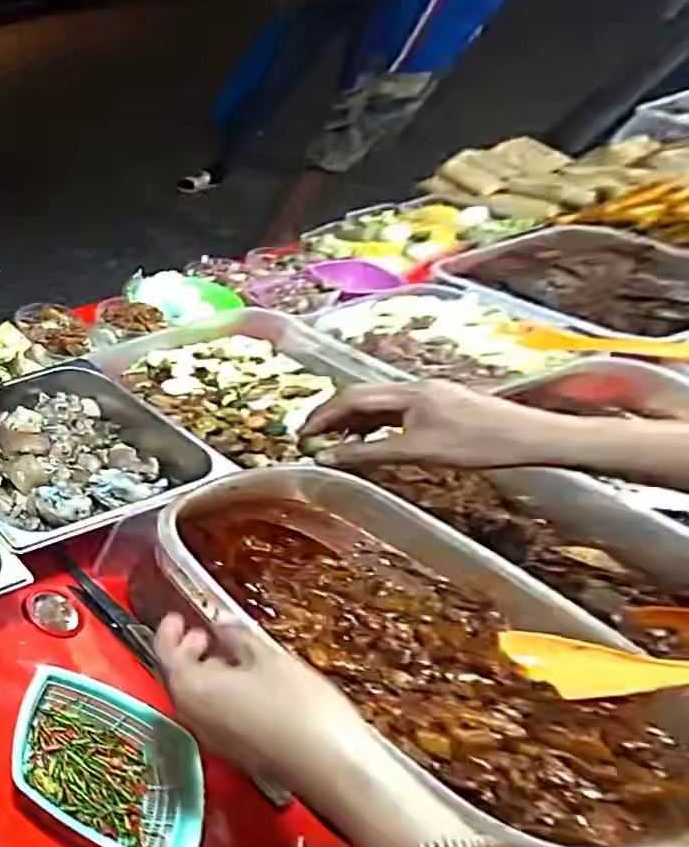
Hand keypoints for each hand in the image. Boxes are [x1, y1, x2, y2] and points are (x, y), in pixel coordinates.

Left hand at [153, 614, 384, 794]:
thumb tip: (222, 625)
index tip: (176, 618)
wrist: (338, 771)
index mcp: (187, 686)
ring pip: (197, 695)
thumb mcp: (269, 659)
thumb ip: (236, 637)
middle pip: (178, 674)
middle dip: (189, 651)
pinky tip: (250, 689)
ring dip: (208, 673)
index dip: (169, 630)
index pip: (164, 650)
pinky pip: (215, 715)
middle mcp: (188, 712)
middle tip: (204, 635)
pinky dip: (222, 696)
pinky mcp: (233, 752)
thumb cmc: (301, 709)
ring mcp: (209, 735)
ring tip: (233, 658)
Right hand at [300, 380, 565, 469]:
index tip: (302, 435)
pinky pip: (392, 412)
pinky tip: (366, 440)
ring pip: (375, 404)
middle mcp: (415, 389)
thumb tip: (323, 458)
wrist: (543, 440)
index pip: (350, 398)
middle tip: (311, 438)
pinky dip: (371, 425)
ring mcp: (429, 396)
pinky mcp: (439, 407)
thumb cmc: (482, 444)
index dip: (321, 416)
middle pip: (359, 397)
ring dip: (350, 422)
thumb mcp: (417, 451)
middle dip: (330, 417)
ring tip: (334, 442)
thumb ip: (366, 453)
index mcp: (409, 393)